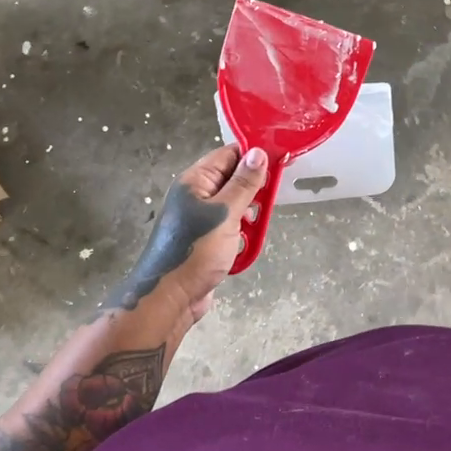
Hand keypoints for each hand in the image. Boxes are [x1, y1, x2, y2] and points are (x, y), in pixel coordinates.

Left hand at [99, 145, 268, 318]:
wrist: (170, 298)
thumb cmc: (195, 251)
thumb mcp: (225, 213)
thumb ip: (244, 183)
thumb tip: (258, 152)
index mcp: (195, 181)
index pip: (229, 154)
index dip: (253, 156)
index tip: (280, 162)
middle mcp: (196, 195)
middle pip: (234, 180)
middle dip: (254, 191)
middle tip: (267, 204)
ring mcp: (200, 219)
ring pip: (235, 206)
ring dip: (249, 216)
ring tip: (254, 229)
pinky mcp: (206, 240)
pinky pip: (230, 228)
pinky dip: (241, 235)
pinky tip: (245, 246)